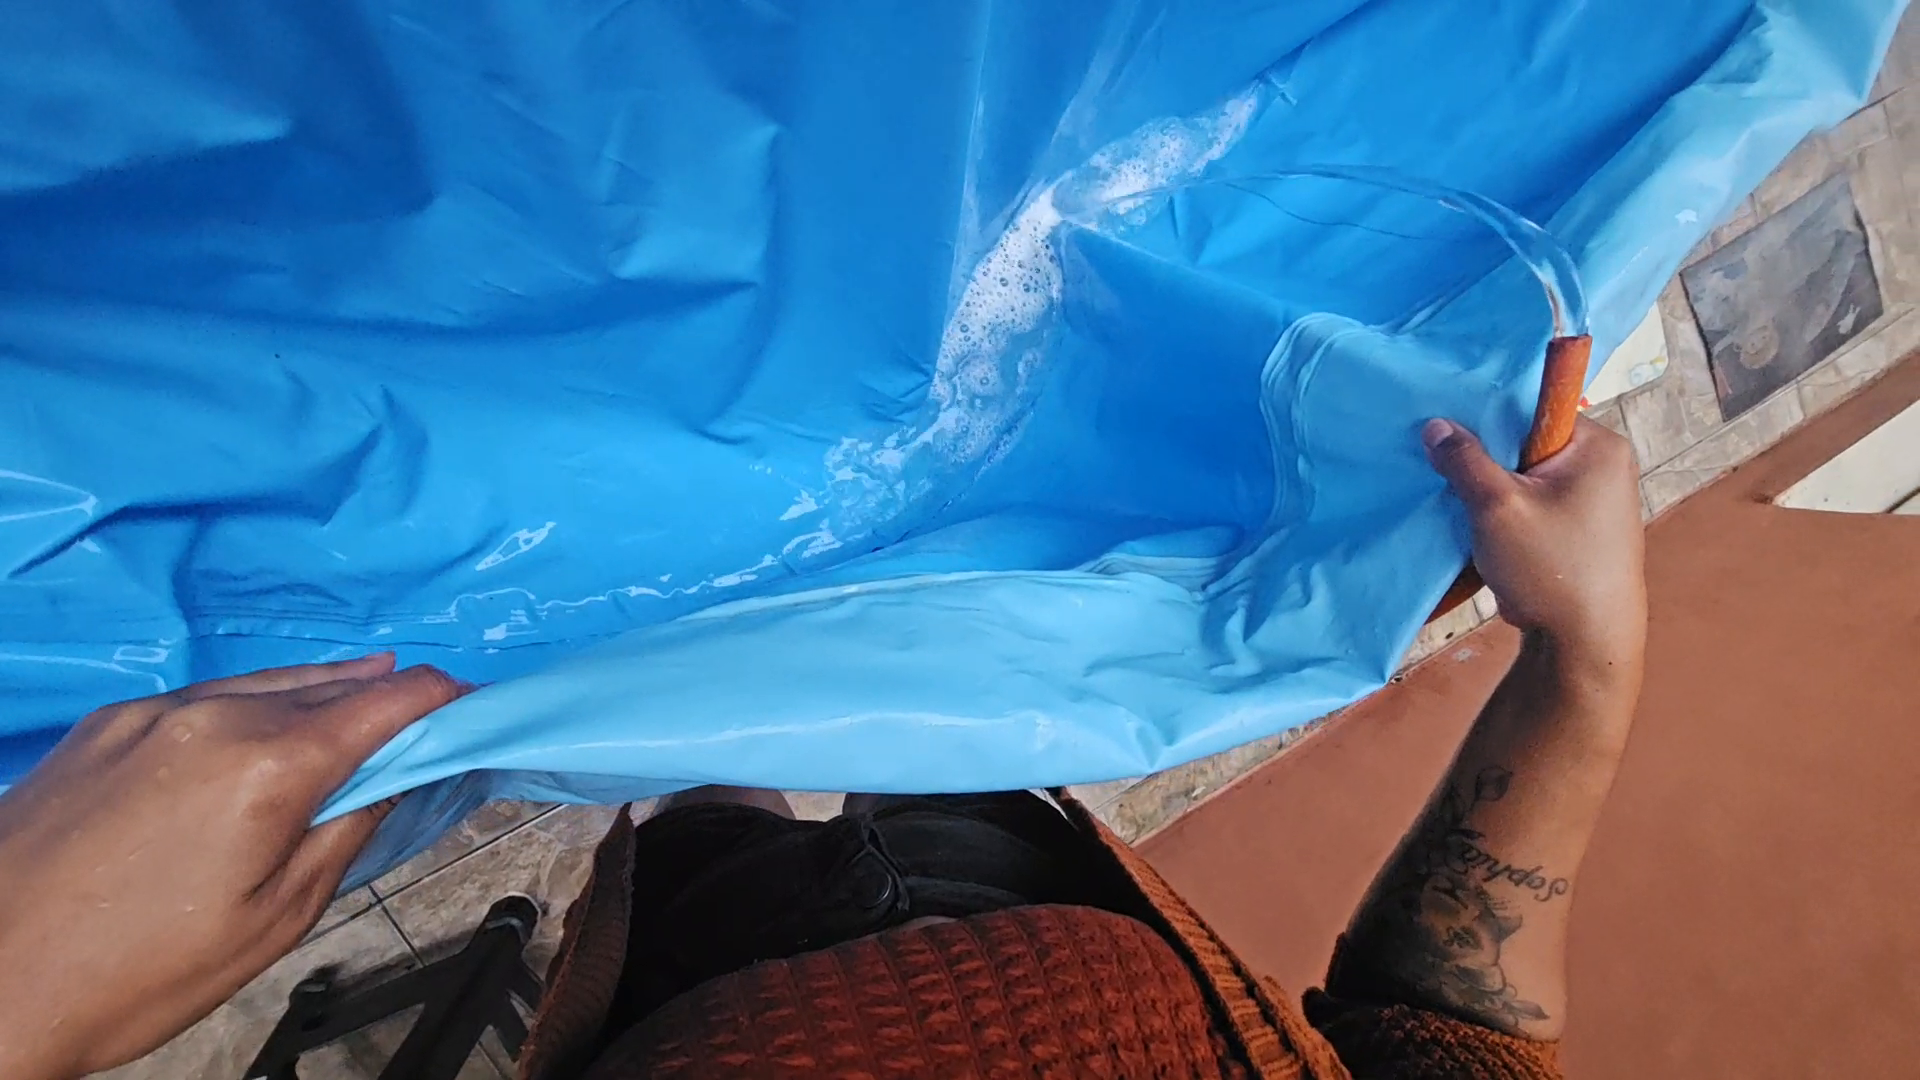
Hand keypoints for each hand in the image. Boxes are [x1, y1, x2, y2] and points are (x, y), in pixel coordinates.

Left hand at [0, 655, 460, 1079]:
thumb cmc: (140, 972)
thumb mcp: (281, 914)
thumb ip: (355, 825)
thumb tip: (403, 769)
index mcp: (275, 763)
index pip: (397, 699)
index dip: (448, 696)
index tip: (476, 704)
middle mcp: (223, 716)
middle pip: (345, 685)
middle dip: (397, 696)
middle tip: (430, 714)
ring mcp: (158, 712)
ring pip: (282, 680)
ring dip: (338, 687)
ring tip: (379, 683)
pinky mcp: (108, 723)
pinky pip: (219, 691)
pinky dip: (271, 695)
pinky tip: (282, 707)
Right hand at [1423, 415, 1646, 665]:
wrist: (1583, 637)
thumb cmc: (1548, 564)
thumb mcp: (1495, 507)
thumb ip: (1463, 460)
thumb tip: (1435, 424)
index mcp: (1598, 447)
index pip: (1534, 411)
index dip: (1487, 420)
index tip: (1447, 435)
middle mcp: (1603, 464)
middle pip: (1525, 443)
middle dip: (1483, 457)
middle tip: (1443, 470)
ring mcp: (1592, 497)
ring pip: (1523, 474)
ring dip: (1488, 487)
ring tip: (1457, 500)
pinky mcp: (1577, 525)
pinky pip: (1529, 499)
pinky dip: (1500, 508)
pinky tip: (1476, 522)